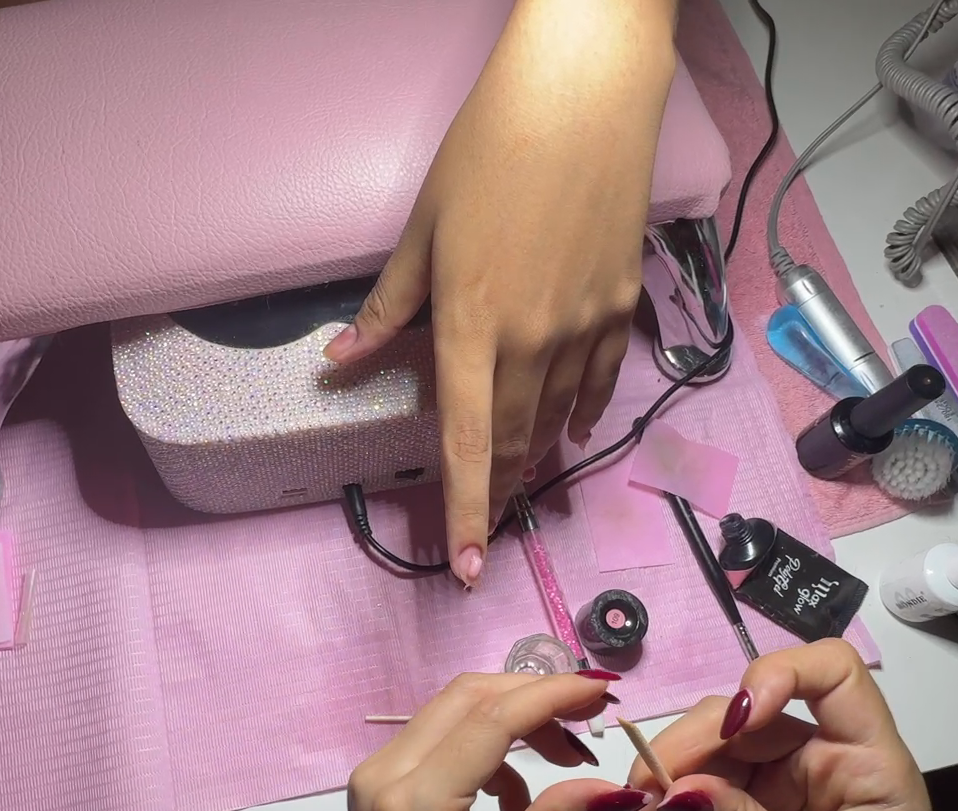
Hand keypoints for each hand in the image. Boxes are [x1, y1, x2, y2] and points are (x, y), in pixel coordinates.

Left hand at [211, 673, 645, 810]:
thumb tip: (617, 786)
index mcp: (414, 807)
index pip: (489, 720)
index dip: (551, 695)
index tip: (603, 691)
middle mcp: (384, 773)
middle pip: (468, 697)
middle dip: (536, 698)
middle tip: (591, 720)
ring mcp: (375, 770)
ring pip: (454, 709)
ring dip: (515, 719)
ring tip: (566, 761)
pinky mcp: (379, 777)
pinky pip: (442, 734)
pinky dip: (488, 745)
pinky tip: (515, 792)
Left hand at [325, 0, 677, 587]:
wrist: (586, 94)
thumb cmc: (490, 153)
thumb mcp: (423, 231)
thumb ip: (386, 310)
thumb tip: (338, 360)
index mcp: (472, 327)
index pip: (463, 443)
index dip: (463, 513)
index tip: (468, 569)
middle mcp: (532, 343)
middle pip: (509, 444)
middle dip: (493, 494)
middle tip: (484, 528)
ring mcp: (584, 329)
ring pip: (553, 422)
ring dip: (528, 458)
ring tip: (515, 483)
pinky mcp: (619, 308)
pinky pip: (597, 385)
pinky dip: (577, 416)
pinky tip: (569, 433)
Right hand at [621, 641, 957, 810]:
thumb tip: (675, 791)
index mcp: (866, 763)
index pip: (832, 675)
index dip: (777, 675)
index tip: (731, 723)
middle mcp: (820, 753)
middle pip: (740, 715)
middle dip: (685, 753)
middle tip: (642, 803)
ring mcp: (780, 773)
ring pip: (705, 749)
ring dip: (669, 793)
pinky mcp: (748, 797)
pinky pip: (694, 786)